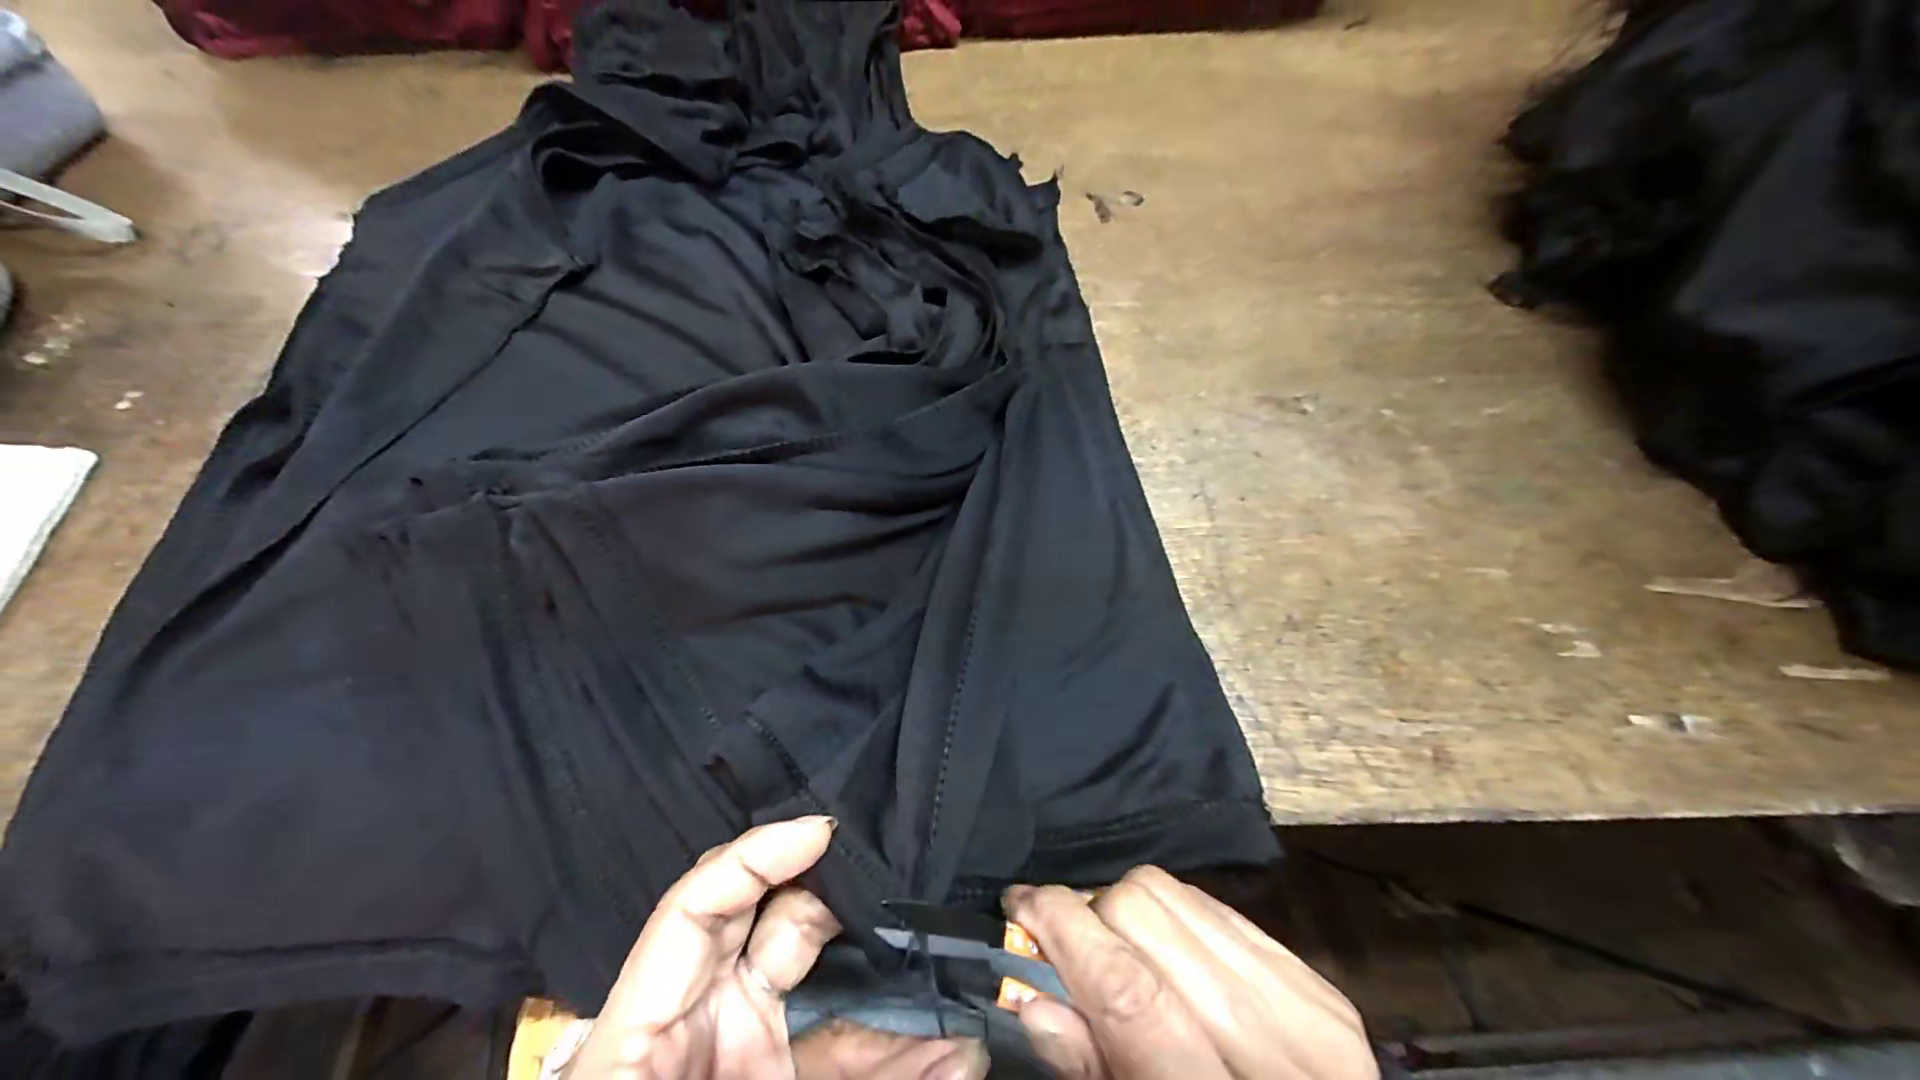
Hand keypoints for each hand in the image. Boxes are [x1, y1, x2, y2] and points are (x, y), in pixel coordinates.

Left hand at [564, 815, 987, 1079]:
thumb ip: (833, 1062)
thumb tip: (947, 1052)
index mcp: (651, 1026)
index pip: (699, 908)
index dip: (756, 856)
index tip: (822, 833)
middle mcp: (705, 1019)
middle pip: (775, 924)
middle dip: (842, 901)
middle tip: (903, 889)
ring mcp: (747, 1050)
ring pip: (827, 990)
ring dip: (890, 995)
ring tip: (956, 994)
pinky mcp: (778, 1075)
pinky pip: (843, 1049)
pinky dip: (893, 1054)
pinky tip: (951, 1054)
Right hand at [1003, 867, 1376, 1079]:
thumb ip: (1089, 1068)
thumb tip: (1032, 998)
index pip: (1130, 993)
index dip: (1063, 933)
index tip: (1018, 905)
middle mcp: (1272, 1048)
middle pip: (1143, 917)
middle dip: (1088, 916)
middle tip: (1069, 944)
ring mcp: (1299, 1004)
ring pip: (1170, 893)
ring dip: (1121, 906)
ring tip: (1115, 943)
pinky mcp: (1309, 978)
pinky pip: (1207, 901)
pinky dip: (1166, 912)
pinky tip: (1161, 947)